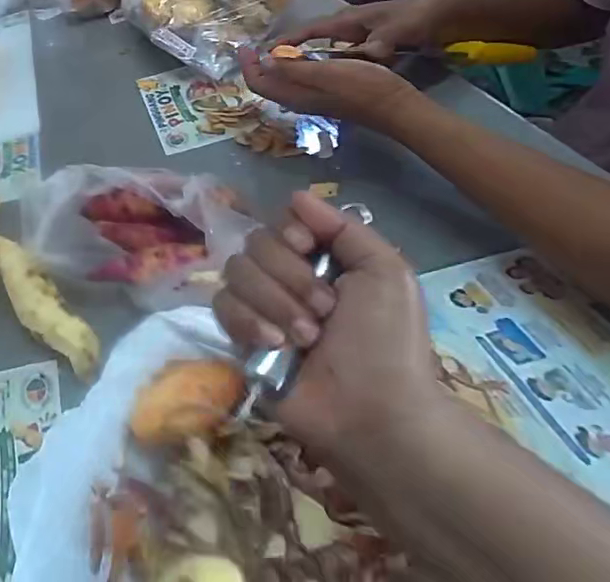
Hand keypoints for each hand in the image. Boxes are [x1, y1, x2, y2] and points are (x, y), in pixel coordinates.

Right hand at [214, 193, 440, 456]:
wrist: (373, 413)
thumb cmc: (387, 341)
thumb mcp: (386, 273)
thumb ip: (344, 228)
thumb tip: (297, 195)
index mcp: (321, 259)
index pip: (281, 221)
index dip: (288, 231)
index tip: (306, 247)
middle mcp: (287, 277)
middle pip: (256, 243)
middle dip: (289, 276)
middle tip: (323, 311)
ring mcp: (261, 307)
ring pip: (235, 272)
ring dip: (274, 303)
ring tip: (305, 338)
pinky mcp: (240, 337)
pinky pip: (222, 306)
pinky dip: (248, 322)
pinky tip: (275, 345)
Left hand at [237, 47, 416, 125]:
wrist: (395, 106)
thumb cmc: (361, 86)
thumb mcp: (324, 73)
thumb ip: (292, 69)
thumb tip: (263, 62)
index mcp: (293, 96)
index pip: (258, 83)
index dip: (247, 65)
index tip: (245, 46)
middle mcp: (298, 101)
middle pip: (267, 84)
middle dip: (256, 65)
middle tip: (255, 45)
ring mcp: (312, 100)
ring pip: (281, 83)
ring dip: (272, 66)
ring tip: (272, 47)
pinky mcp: (325, 96)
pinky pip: (297, 82)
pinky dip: (289, 68)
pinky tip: (299, 56)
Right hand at [273, 0, 453, 61]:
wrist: (447, 13)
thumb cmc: (417, 18)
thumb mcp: (395, 32)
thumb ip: (376, 46)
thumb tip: (362, 59)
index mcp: (347, 20)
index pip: (308, 30)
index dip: (287, 41)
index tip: (264, 52)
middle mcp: (348, 25)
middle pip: (312, 38)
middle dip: (292, 50)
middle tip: (272, 66)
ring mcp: (359, 33)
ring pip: (326, 47)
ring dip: (310, 57)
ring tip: (292, 72)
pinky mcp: (370, 42)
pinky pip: (341, 53)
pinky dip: (330, 61)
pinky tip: (328, 73)